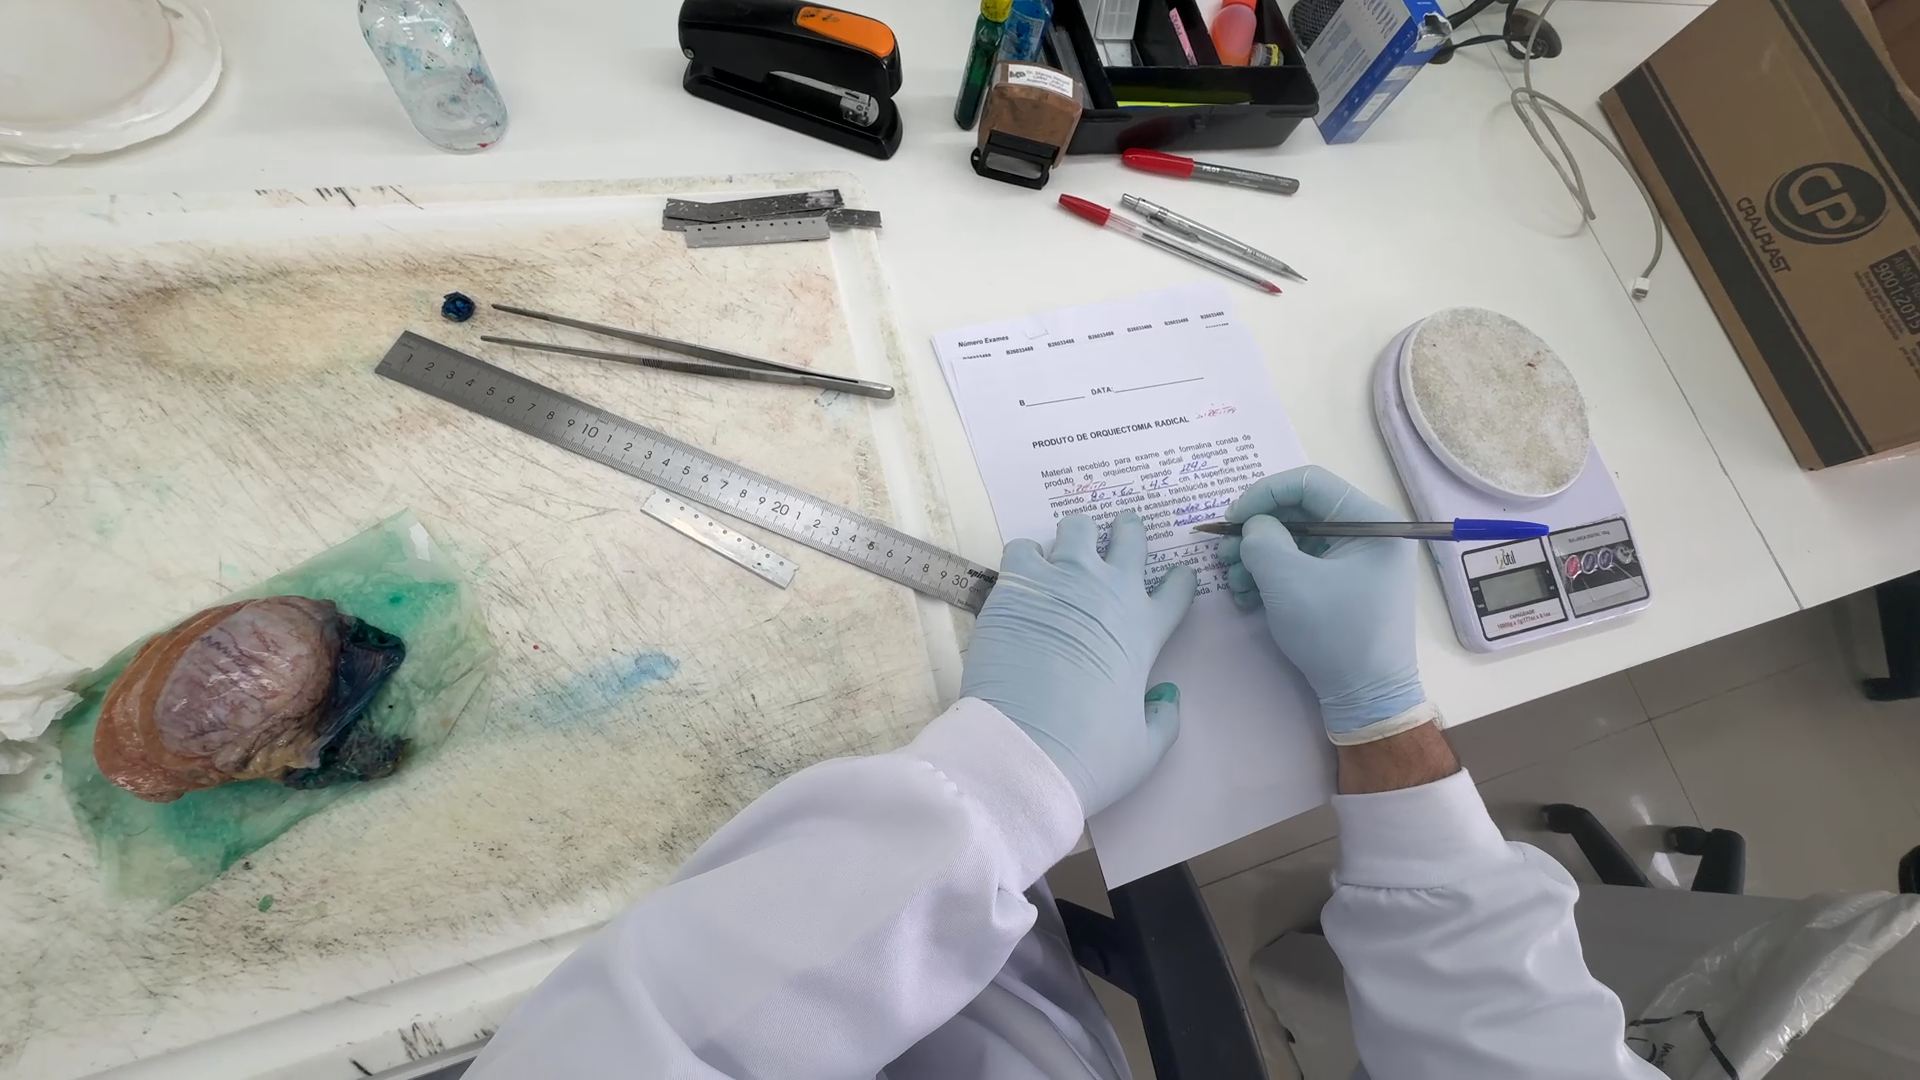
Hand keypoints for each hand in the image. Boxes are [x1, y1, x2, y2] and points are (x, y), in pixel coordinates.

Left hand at [961, 512, 1196, 814]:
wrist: (1027, 747)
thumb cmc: (1090, 754)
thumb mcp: (1145, 749)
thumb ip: (1162, 719)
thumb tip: (1166, 698)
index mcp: (1146, 630)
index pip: (1178, 586)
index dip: (1176, 579)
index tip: (1171, 576)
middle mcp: (1111, 592)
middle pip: (1130, 537)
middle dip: (1127, 531)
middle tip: (1118, 533)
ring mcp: (1064, 579)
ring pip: (1078, 528)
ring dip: (1076, 535)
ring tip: (1065, 550)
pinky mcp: (1018, 581)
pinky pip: (1024, 547)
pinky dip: (1025, 556)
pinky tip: (1021, 576)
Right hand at [1219, 466, 1431, 743]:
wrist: (1365, 698)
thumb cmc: (1333, 634)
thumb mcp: (1287, 581)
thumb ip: (1262, 539)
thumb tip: (1254, 528)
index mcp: (1372, 523)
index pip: (1308, 482)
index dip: (1262, 494)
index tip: (1231, 520)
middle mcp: (1368, 535)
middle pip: (1297, 511)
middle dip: (1255, 532)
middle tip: (1225, 556)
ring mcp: (1354, 561)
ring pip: (1292, 540)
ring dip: (1255, 557)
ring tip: (1235, 583)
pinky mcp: (1340, 585)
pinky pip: (1298, 564)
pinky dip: (1269, 576)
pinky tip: (1248, 597)